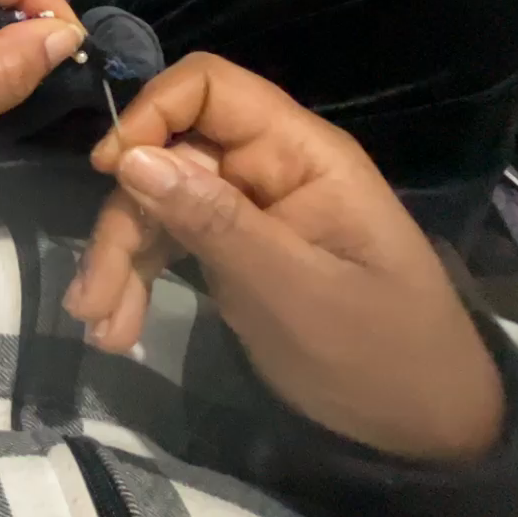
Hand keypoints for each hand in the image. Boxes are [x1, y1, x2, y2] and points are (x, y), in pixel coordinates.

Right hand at [65, 53, 504, 461]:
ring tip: (99, 322)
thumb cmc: (381, 353)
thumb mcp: (295, 291)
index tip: (112, 167)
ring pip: (150, 200)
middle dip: (122, 218)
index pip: (209, 87)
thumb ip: (213, 220)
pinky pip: (159, 237)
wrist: (424, 429)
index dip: (152, 112)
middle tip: (93, 291)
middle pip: (163, 155)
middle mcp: (260, 164)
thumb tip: (129, 158)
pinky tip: (115, 322)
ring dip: (117, 257)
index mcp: (297, 152)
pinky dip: (132, 276)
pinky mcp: (220, 239)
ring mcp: (238, 202)